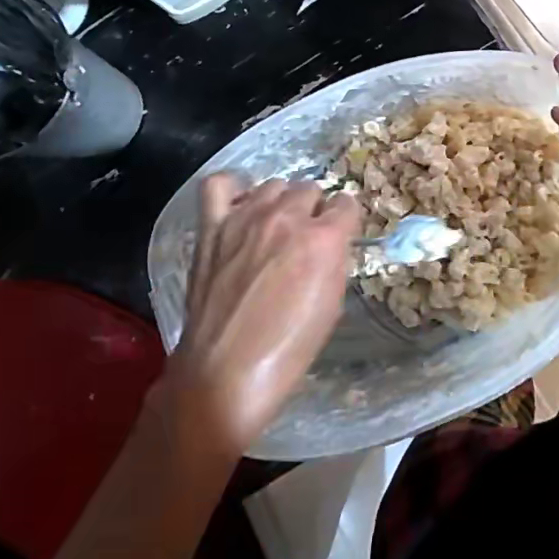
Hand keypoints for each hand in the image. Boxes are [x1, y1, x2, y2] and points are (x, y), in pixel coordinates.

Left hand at [168, 176, 362, 454]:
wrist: (226, 373)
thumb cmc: (288, 349)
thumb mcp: (332, 304)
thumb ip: (334, 260)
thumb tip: (330, 242)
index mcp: (323, 239)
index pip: (346, 204)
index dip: (344, 221)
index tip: (339, 236)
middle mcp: (286, 218)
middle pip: (310, 189)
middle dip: (314, 211)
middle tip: (305, 240)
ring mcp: (245, 218)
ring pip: (274, 185)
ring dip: (281, 202)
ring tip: (275, 228)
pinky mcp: (212, 227)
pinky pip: (220, 185)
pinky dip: (234, 189)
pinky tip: (241, 207)